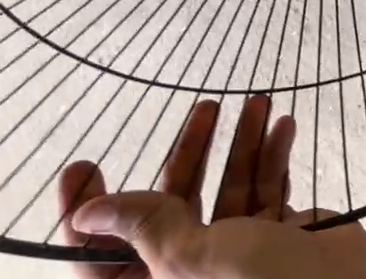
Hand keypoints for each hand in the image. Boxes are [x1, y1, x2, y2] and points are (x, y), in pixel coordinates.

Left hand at [57, 96, 365, 278]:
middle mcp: (186, 269)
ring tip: (257, 103)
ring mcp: (235, 248)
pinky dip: (274, 157)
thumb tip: (88, 211)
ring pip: (228, 189)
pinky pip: (267, 188)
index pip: (99, 251)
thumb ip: (147, 227)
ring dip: (243, 144)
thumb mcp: (190, 256)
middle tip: (204, 110)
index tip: (82, 164)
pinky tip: (283, 126)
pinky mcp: (277, 230)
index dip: (88, 208)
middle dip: (189, 155)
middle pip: (173, 206)